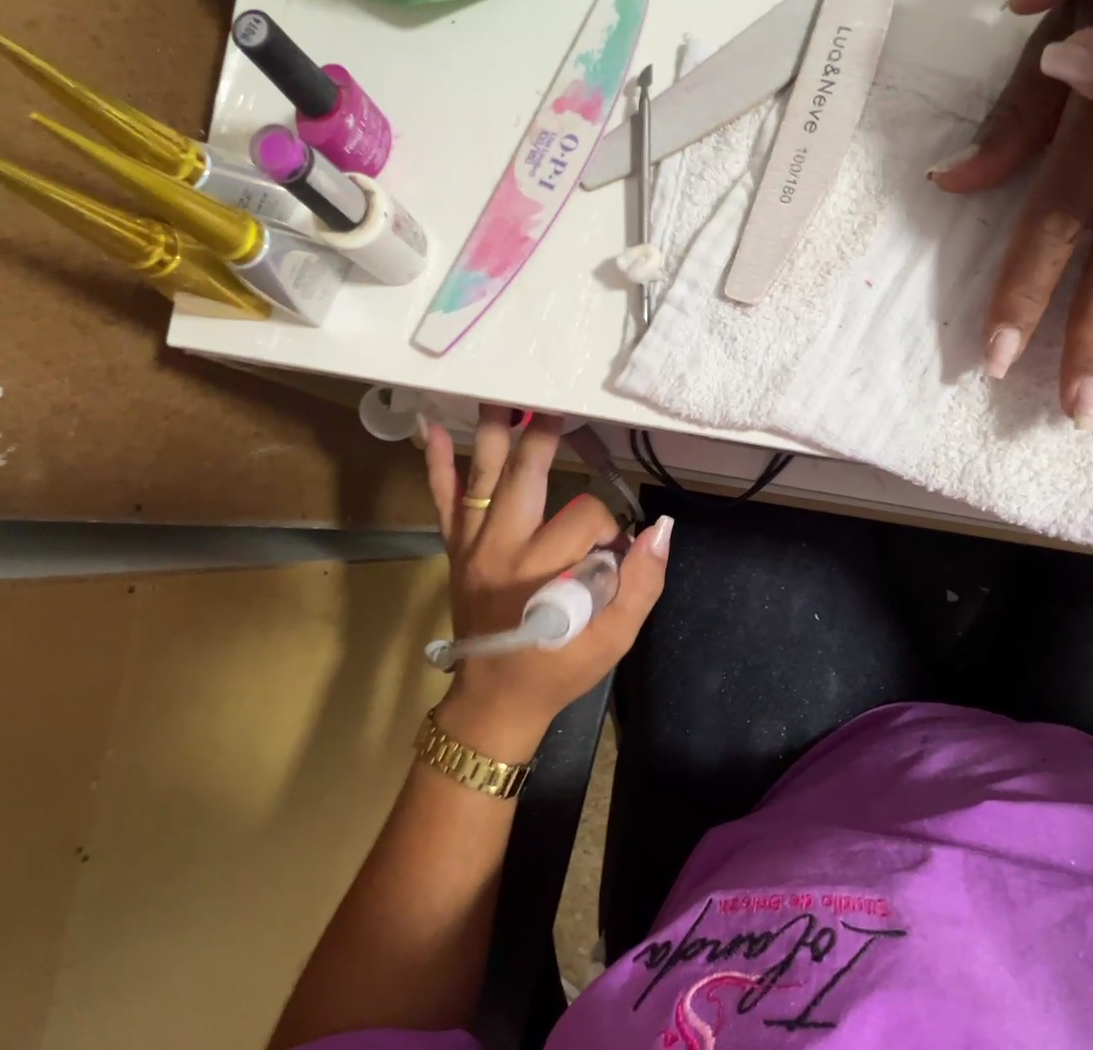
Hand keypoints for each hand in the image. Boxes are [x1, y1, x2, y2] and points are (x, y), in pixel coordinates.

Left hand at [422, 407, 669, 754]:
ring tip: (502, 392)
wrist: (496, 700)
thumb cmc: (557, 669)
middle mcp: (501, 548)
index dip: (611, 523)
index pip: (587, 516)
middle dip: (545, 435)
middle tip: (557, 402)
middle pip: (526, 475)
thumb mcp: (612, 641)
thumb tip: (659, 531)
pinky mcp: (456, 550)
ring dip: (493, 432)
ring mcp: (471, 545)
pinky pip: (444, 501)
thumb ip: (640, 586)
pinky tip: (433, 427)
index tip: (617, 548)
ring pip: (483, 477)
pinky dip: (438, 464)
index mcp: (541, 570)